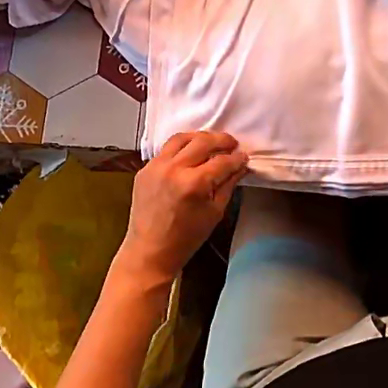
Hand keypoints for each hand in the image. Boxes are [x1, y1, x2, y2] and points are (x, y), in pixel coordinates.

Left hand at [115, 131, 249, 286]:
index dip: (236, 158)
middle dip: (221, 140)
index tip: (243, 157)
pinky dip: (180, 149)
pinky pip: (165, 151)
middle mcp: (173, 169)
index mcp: (193, 183)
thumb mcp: (214, 212)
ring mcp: (155, 167)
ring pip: (180, 139)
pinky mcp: (144, 170)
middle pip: (202, 142)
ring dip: (198, 137)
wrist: (151, 249)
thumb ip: (227, 185)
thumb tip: (240, 166)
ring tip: (210, 142)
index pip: (221, 162)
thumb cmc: (186, 237)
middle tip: (231, 143)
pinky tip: (189, 154)